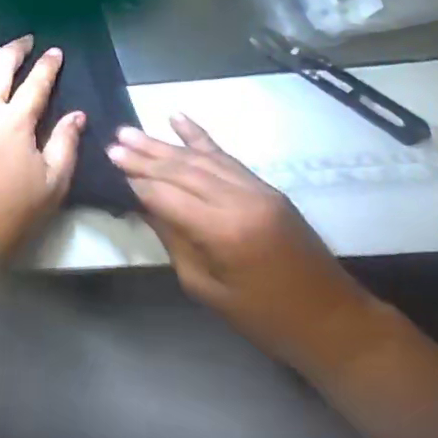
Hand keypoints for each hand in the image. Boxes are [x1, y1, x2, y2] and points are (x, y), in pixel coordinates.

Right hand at [109, 115, 384, 374]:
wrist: (330, 318)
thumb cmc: (263, 317)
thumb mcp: (208, 289)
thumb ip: (176, 241)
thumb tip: (145, 206)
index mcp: (223, 231)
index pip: (167, 196)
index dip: (136, 183)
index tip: (107, 167)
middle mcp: (239, 199)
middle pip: (182, 170)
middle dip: (144, 157)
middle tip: (112, 143)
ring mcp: (255, 188)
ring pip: (201, 158)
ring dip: (164, 144)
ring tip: (131, 132)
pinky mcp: (265, 186)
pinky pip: (227, 156)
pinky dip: (200, 138)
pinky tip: (178, 119)